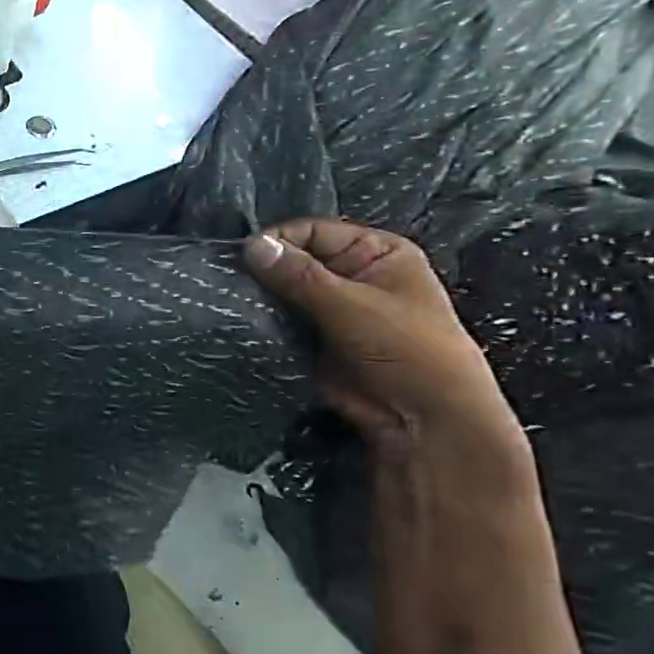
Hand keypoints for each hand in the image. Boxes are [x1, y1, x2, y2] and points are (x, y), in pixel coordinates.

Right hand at [244, 218, 518, 450]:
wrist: (424, 421)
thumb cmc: (406, 349)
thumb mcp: (352, 305)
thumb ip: (299, 275)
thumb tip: (251, 245)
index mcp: (374, 252)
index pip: (314, 232)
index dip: (279, 241)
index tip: (242, 256)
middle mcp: (351, 276)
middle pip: (296, 262)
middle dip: (266, 272)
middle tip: (229, 281)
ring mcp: (331, 312)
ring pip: (285, 296)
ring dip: (263, 301)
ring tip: (232, 304)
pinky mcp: (315, 344)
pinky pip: (283, 326)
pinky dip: (266, 326)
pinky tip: (241, 325)